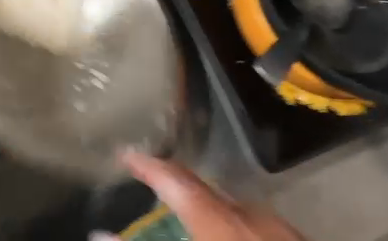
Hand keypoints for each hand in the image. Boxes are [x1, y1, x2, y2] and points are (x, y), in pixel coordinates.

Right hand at [114, 150, 306, 240]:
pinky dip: (242, 236)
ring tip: (195, 227)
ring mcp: (287, 235)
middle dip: (182, 193)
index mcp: (222, 223)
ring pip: (242, 216)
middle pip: (210, 194)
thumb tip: (99, 235)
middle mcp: (255, 219)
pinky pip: (264, 234)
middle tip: (155, 192)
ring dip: (214, 218)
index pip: (177, 180)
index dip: (149, 165)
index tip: (125, 154)